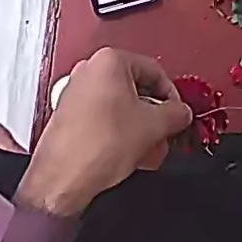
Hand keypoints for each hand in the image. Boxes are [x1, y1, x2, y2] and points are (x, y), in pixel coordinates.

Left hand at [15, 49, 190, 216]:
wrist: (60, 180)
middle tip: (165, 132)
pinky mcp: (68, 115)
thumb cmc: (96, 146)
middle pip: (137, 89)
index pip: (155, 71)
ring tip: (149, 149)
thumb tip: (181, 113)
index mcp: (110, 61)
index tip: (177, 112)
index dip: (172, 95)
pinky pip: (104, 117)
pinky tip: (130, 154)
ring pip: (121, 105)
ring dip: (140, 127)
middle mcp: (90, 70)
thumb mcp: (153, 126)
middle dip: (154, 115)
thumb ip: (176, 114)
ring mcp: (76, 92)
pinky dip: (120, 132)